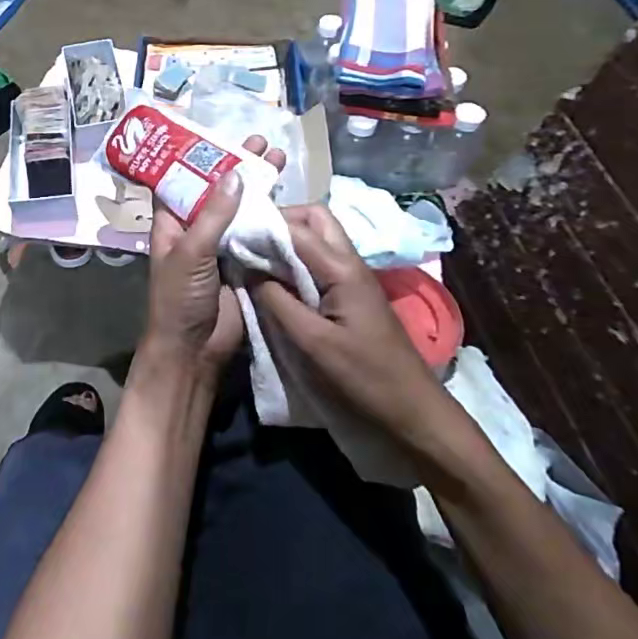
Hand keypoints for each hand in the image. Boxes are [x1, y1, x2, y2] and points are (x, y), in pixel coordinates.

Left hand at [142, 135, 285, 383]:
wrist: (194, 351)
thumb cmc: (179, 299)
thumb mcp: (191, 252)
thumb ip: (214, 214)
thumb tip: (236, 174)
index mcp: (173, 223)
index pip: (185, 181)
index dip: (204, 158)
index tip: (226, 136)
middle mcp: (196, 230)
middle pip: (219, 191)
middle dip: (239, 167)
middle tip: (263, 142)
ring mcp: (221, 247)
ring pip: (241, 210)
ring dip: (259, 188)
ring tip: (280, 160)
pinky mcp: (243, 264)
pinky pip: (257, 235)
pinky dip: (271, 218)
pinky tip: (289, 200)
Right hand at [252, 205, 451, 441]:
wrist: (410, 418)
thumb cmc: (361, 380)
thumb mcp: (310, 342)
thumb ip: (275, 300)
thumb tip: (245, 266)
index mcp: (342, 269)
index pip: (297, 227)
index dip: (261, 225)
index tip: (227, 233)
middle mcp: (348, 265)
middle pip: (314, 220)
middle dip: (278, 223)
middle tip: (245, 243)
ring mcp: (350, 282)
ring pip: (317, 242)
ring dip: (285, 244)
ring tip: (251, 261)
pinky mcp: (347, 300)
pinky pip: (317, 267)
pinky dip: (292, 266)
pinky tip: (270, 284)